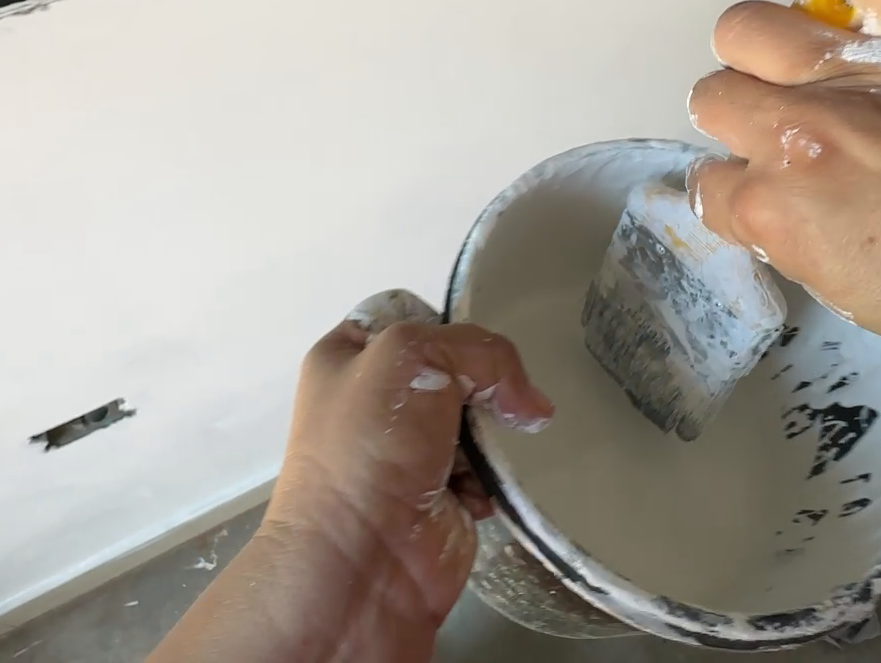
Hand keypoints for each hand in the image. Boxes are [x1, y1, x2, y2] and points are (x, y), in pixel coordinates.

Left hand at [238, 291, 552, 661]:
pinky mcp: (440, 493)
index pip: (411, 315)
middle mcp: (375, 397)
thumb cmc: (371, 444)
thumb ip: (482, 352)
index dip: (445, 325)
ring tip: (489, 447)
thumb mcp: (415, 357)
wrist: (359, 565)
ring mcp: (408, 447)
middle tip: (499, 398)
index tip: (469, 346)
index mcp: (350, 354)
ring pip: (476, 415)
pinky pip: (486, 466)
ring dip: (492, 430)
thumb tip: (530, 405)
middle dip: (480, 382)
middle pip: (453, 365)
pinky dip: (494, 473)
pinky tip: (483, 487)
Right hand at [685, 0, 880, 400]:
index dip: (733, 197)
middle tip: (782, 142)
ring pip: (745, 29)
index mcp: (777, 209)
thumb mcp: (841, 291)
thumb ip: (784, 231)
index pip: (707, 185)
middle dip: (735, 124)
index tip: (766, 206)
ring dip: (752, 55)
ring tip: (787, 71)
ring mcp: (859, 78)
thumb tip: (763, 192)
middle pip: (712, 98)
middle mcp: (799, 134)